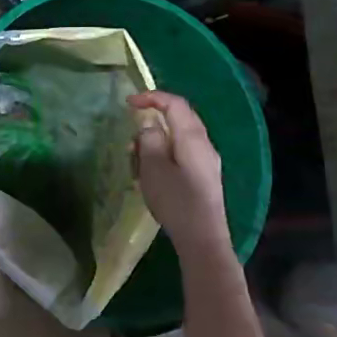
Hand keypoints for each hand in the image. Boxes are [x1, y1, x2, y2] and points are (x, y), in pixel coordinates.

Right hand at [129, 91, 227, 248]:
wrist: (203, 239)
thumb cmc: (176, 200)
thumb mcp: (153, 167)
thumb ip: (149, 140)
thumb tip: (150, 126)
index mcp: (192, 136)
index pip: (174, 103)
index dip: (151, 97)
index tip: (129, 103)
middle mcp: (204, 143)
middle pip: (180, 117)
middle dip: (154, 118)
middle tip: (133, 130)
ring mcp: (208, 161)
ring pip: (180, 137)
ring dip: (158, 139)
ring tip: (137, 157)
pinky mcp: (206, 177)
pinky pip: (183, 153)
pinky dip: (165, 153)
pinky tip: (153, 172)